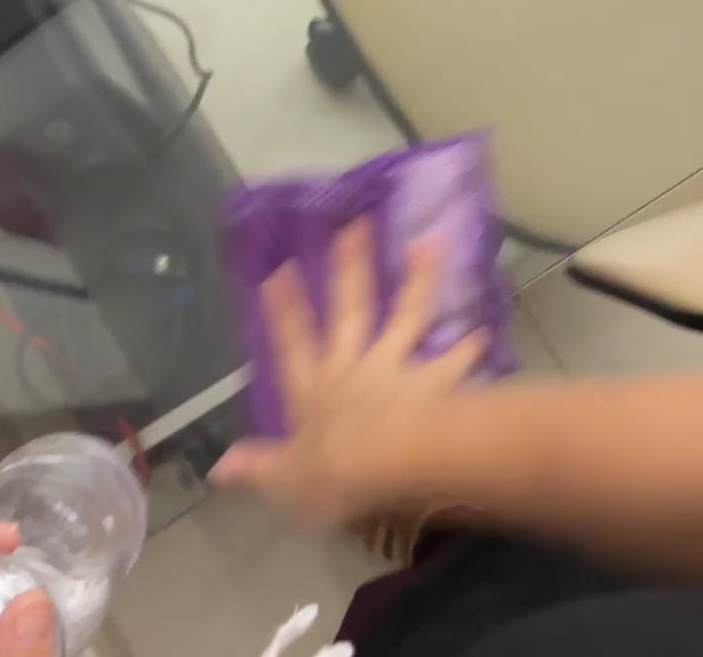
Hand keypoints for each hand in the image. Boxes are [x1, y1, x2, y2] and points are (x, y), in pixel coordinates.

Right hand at [209, 219, 486, 523]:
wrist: (385, 465)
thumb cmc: (331, 473)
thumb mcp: (285, 479)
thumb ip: (258, 467)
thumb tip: (220, 466)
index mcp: (314, 387)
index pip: (294, 343)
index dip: (286, 308)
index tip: (282, 269)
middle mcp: (353, 367)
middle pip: (352, 309)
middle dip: (352, 267)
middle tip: (356, 224)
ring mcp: (394, 368)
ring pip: (405, 316)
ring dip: (418, 280)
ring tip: (430, 242)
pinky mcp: (430, 381)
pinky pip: (450, 362)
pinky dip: (465, 349)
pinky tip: (482, 334)